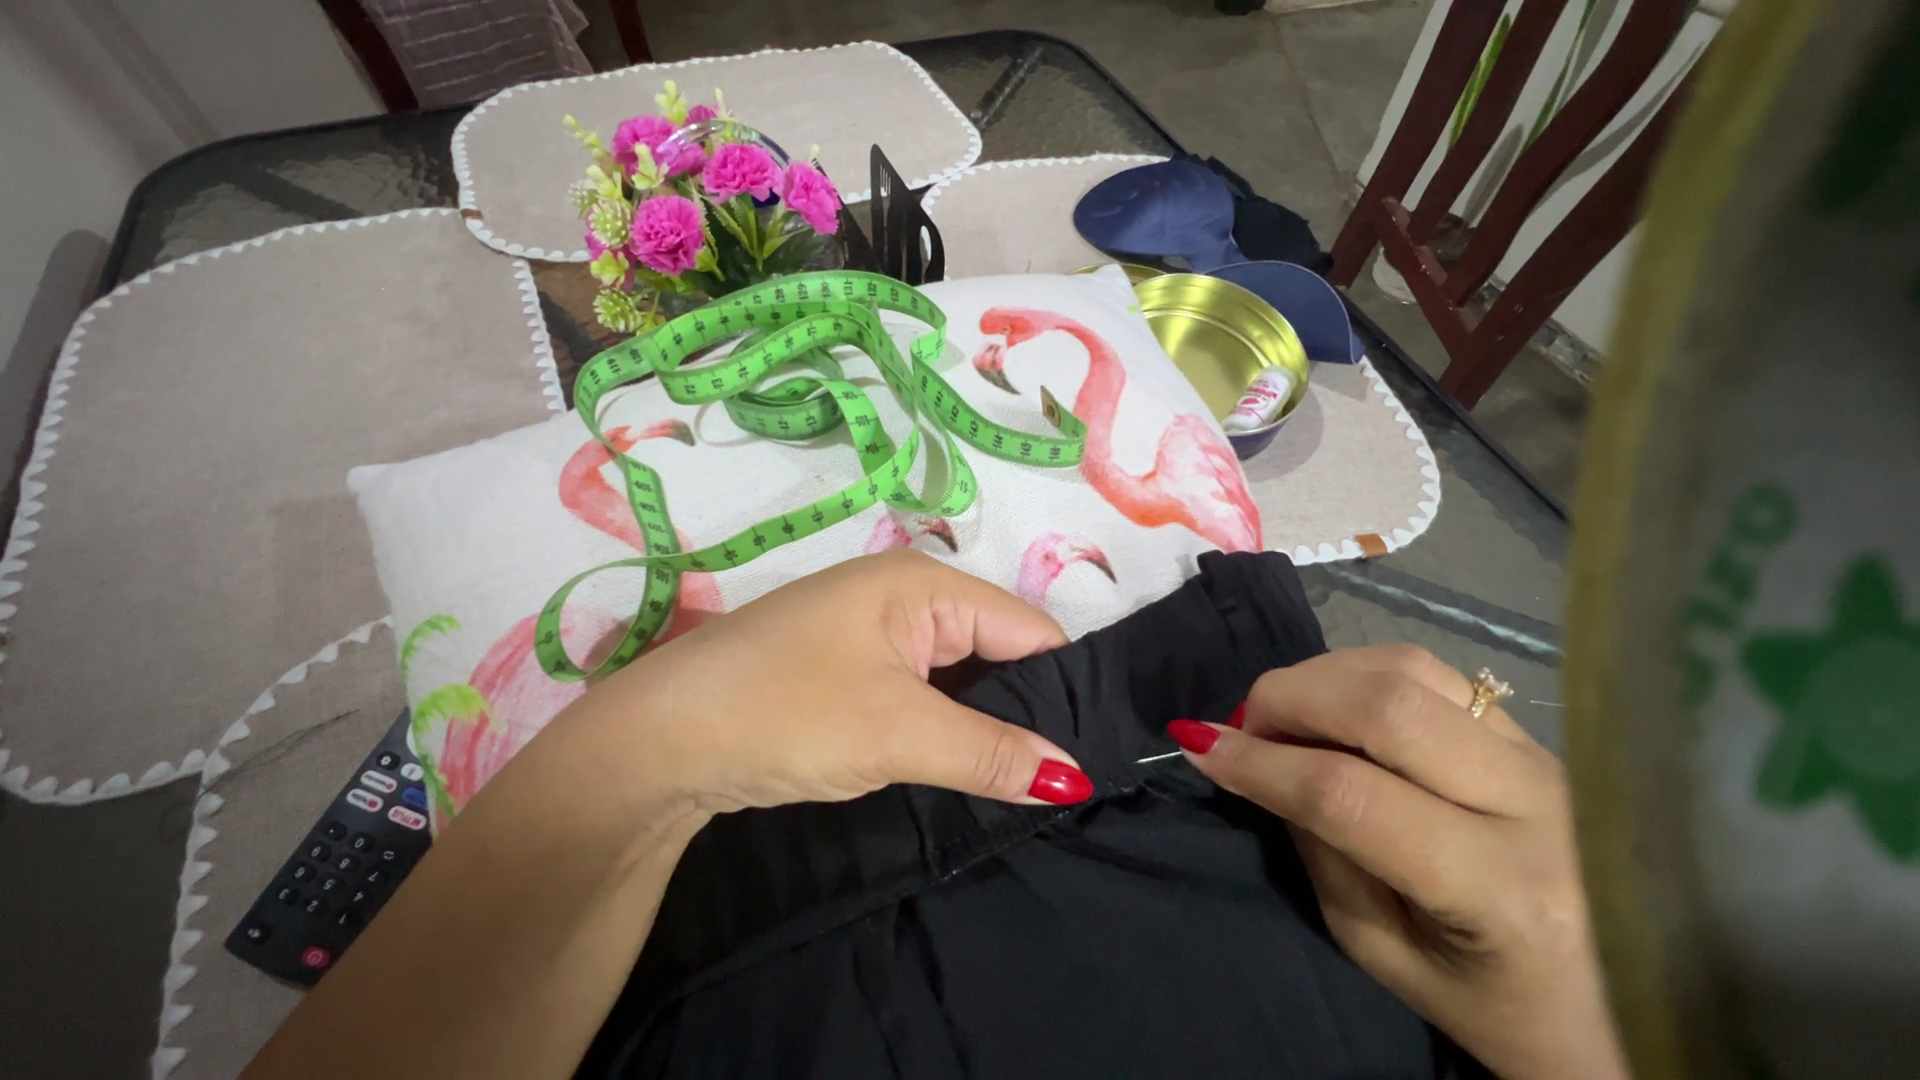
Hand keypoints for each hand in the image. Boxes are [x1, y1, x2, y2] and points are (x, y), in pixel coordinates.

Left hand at [574, 549, 1093, 813]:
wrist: (655, 741)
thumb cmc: (784, 713)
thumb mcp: (897, 733)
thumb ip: (991, 752)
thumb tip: (1073, 776)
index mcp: (924, 584)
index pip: (1028, 629)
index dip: (1063, 689)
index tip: (1093, 757)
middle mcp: (903, 595)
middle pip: (996, 650)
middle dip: (1025, 711)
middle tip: (1062, 782)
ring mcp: (871, 633)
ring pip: (958, 676)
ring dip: (984, 725)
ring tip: (1025, 784)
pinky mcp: (848, 670)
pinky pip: (922, 693)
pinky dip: (945, 728)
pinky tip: (963, 769)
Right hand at [1168, 646, 1626, 1079]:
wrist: (1638, 1003)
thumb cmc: (1501, 1009)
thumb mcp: (1389, 957)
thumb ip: (1323, 851)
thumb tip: (1261, 765)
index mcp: (1503, 891)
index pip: (1351, 794)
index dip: (1261, 764)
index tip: (1199, 746)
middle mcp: (1535, 804)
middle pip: (1385, 703)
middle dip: (1287, 699)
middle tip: (1242, 726)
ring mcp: (1546, 757)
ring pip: (1410, 667)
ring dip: (1322, 675)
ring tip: (1283, 713)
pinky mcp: (1539, 735)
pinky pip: (1434, 674)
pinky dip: (1361, 674)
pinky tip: (1335, 706)